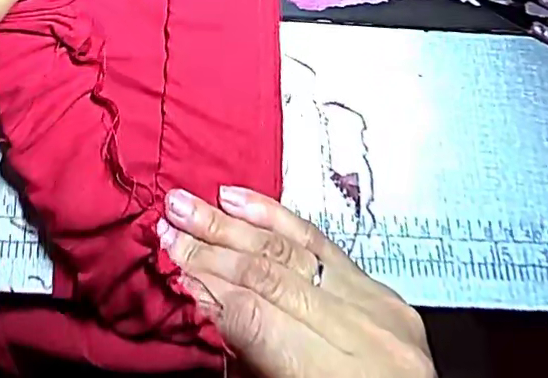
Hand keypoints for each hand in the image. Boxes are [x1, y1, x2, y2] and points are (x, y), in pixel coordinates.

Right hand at [158, 188, 434, 377]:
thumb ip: (246, 350)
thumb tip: (194, 292)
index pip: (256, 317)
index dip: (207, 286)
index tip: (168, 262)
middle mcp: (366, 339)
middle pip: (268, 276)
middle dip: (208, 250)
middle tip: (166, 227)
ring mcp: (379, 309)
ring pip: (286, 249)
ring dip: (227, 224)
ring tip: (183, 203)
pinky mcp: (381, 291)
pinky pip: (319, 240)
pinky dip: (273, 215)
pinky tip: (234, 196)